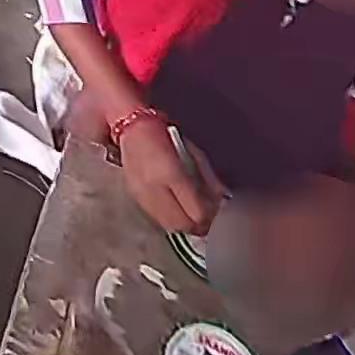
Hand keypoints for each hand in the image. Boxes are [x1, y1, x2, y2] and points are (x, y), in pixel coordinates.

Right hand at [118, 117, 217, 234]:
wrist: (132, 128)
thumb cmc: (165, 135)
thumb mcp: (192, 150)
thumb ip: (208, 176)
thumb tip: (221, 198)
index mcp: (172, 173)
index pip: (197, 212)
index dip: (210, 215)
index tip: (216, 210)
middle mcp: (155, 189)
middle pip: (184, 225)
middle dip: (199, 225)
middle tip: (207, 216)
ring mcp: (143, 196)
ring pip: (170, 227)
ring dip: (185, 225)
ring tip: (192, 214)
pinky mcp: (135, 199)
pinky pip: (158, 220)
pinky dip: (171, 220)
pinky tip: (175, 209)